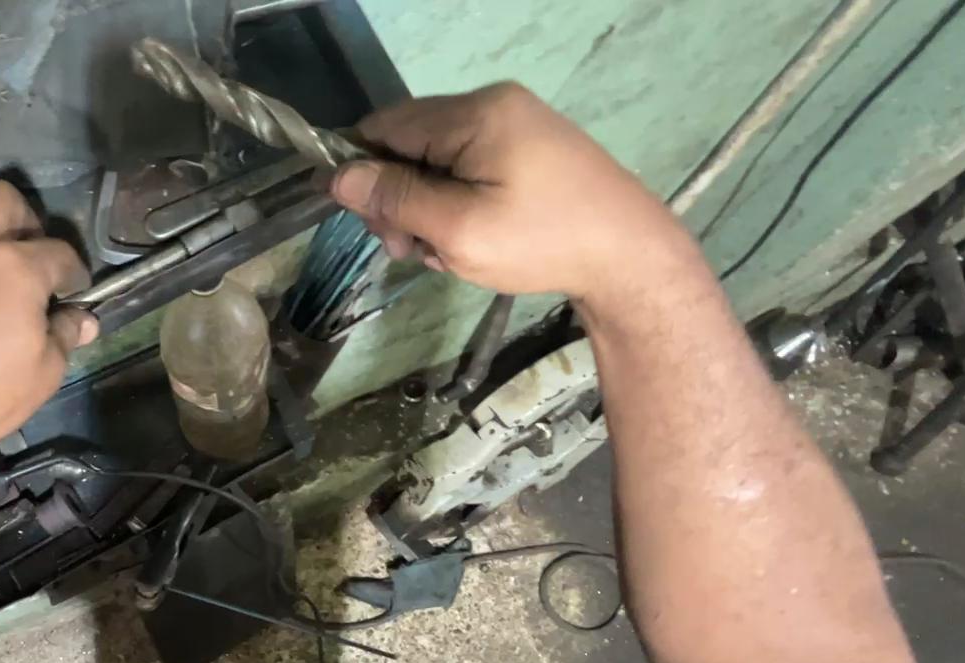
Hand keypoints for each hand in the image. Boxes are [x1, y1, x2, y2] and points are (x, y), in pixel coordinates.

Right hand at [330, 83, 695, 302]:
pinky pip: (458, 172)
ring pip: (429, 164)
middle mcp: (489, 107)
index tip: (346, 215)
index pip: (385, 126)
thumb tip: (339, 176)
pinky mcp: (519, 150)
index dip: (354, 167)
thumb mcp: (458, 228)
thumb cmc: (539, 242)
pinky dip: (445, 206)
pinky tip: (459, 238)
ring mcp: (508, 126)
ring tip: (438, 252)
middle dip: (393, 198)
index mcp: (474, 115)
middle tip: (406, 249)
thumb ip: (397, 199)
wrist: (625, 254)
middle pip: (405, 145)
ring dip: (418, 210)